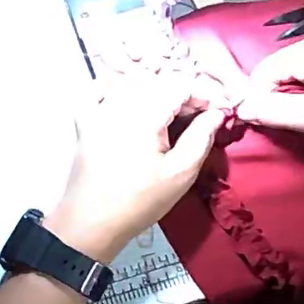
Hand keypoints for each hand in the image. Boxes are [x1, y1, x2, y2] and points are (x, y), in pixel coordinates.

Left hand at [46, 73, 223, 261]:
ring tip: (171, 118)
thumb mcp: (181, 173)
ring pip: (133, 84)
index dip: (204, 95)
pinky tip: (129, 105)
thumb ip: (202, 137)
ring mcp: (98, 109)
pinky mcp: (84, 120)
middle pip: (158, 81)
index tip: (218, 113)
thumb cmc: (139, 201)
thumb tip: (215, 113)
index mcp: (145, 112)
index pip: (181, 84)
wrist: (91, 223)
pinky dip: (117, 91)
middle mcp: (119, 102)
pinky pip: (99, 90)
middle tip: (200, 119)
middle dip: (183, 95)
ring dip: (156, 93)